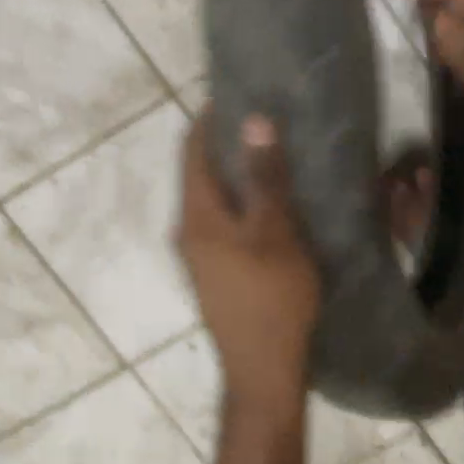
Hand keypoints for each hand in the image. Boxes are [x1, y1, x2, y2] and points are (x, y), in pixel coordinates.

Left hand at [176, 111, 321, 409]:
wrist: (264, 372)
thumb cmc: (272, 295)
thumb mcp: (275, 230)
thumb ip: (265, 176)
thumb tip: (253, 121)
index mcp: (196, 215)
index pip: (192, 150)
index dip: (209, 117)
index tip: (236, 90)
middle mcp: (188, 230)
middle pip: (201, 172)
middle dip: (226, 142)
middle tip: (263, 116)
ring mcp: (200, 255)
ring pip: (214, 197)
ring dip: (236, 172)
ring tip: (273, 150)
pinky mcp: (217, 272)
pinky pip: (223, 219)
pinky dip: (242, 198)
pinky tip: (273, 199)